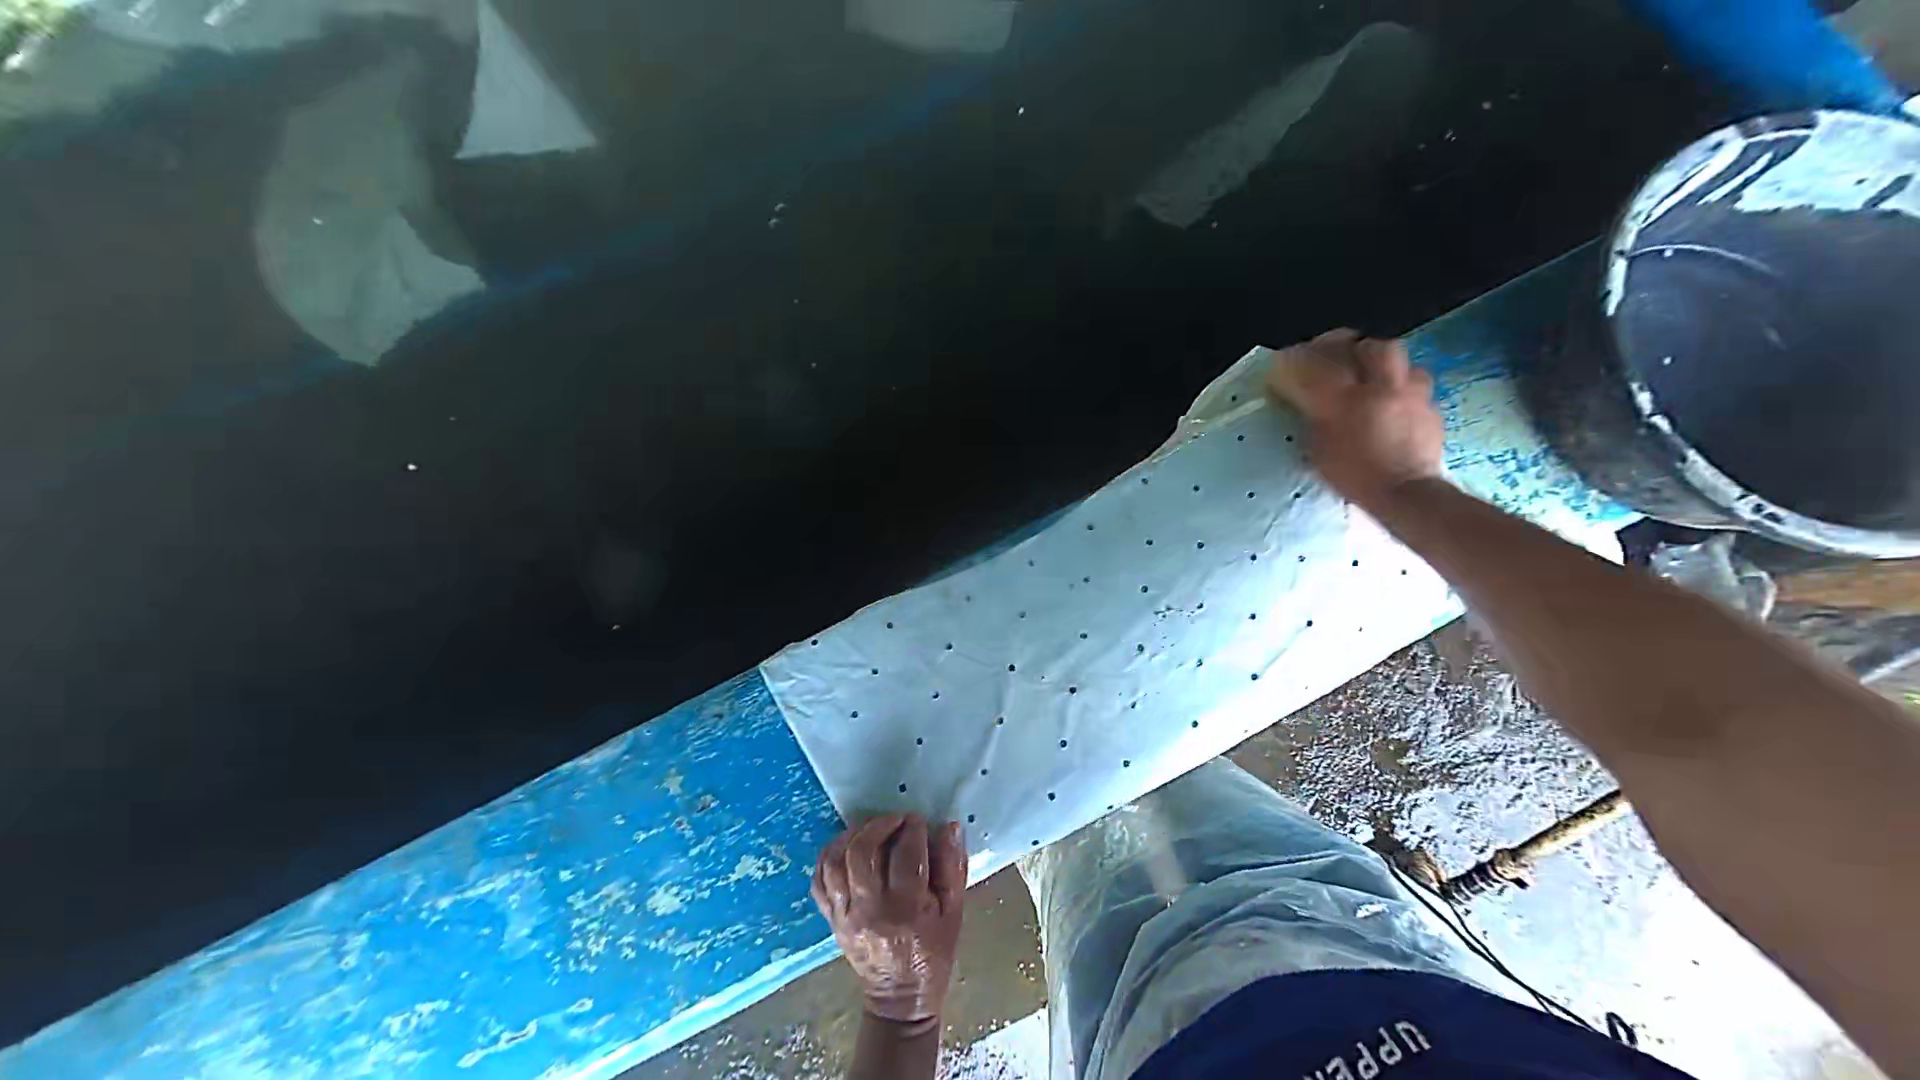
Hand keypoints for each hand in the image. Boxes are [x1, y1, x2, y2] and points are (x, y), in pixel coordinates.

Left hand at [811, 814, 967, 1024]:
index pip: (905, 854)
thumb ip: (952, 867)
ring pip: (835, 861)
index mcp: (906, 910)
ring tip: (871, 828)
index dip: (914, 829)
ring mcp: (844, 916)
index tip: (919, 821)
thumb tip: (948, 827)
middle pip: (862, 852)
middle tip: (896, 820)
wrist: (901, 999)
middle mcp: (869, 911)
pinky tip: (848, 847)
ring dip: (852, 835)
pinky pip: (820, 880)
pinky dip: (830, 855)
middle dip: (879, 825)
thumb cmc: (934, 953)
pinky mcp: (831, 920)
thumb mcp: (954, 913)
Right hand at [1264, 329, 1444, 511]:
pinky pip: (1415, 381)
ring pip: (1398, 358)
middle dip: (1349, 347)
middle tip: (1333, 356)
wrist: (1405, 495)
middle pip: (1367, 347)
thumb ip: (1312, 416)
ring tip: (1367, 375)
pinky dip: (1400, 384)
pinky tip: (1391, 400)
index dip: (1299, 358)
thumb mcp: (1317, 449)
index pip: (1317, 363)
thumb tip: (1303, 398)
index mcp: (1345, 400)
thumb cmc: (1353, 477)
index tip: (1287, 361)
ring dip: (1379, 361)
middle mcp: (1380, 388)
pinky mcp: (1431, 406)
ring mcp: (1411, 394)